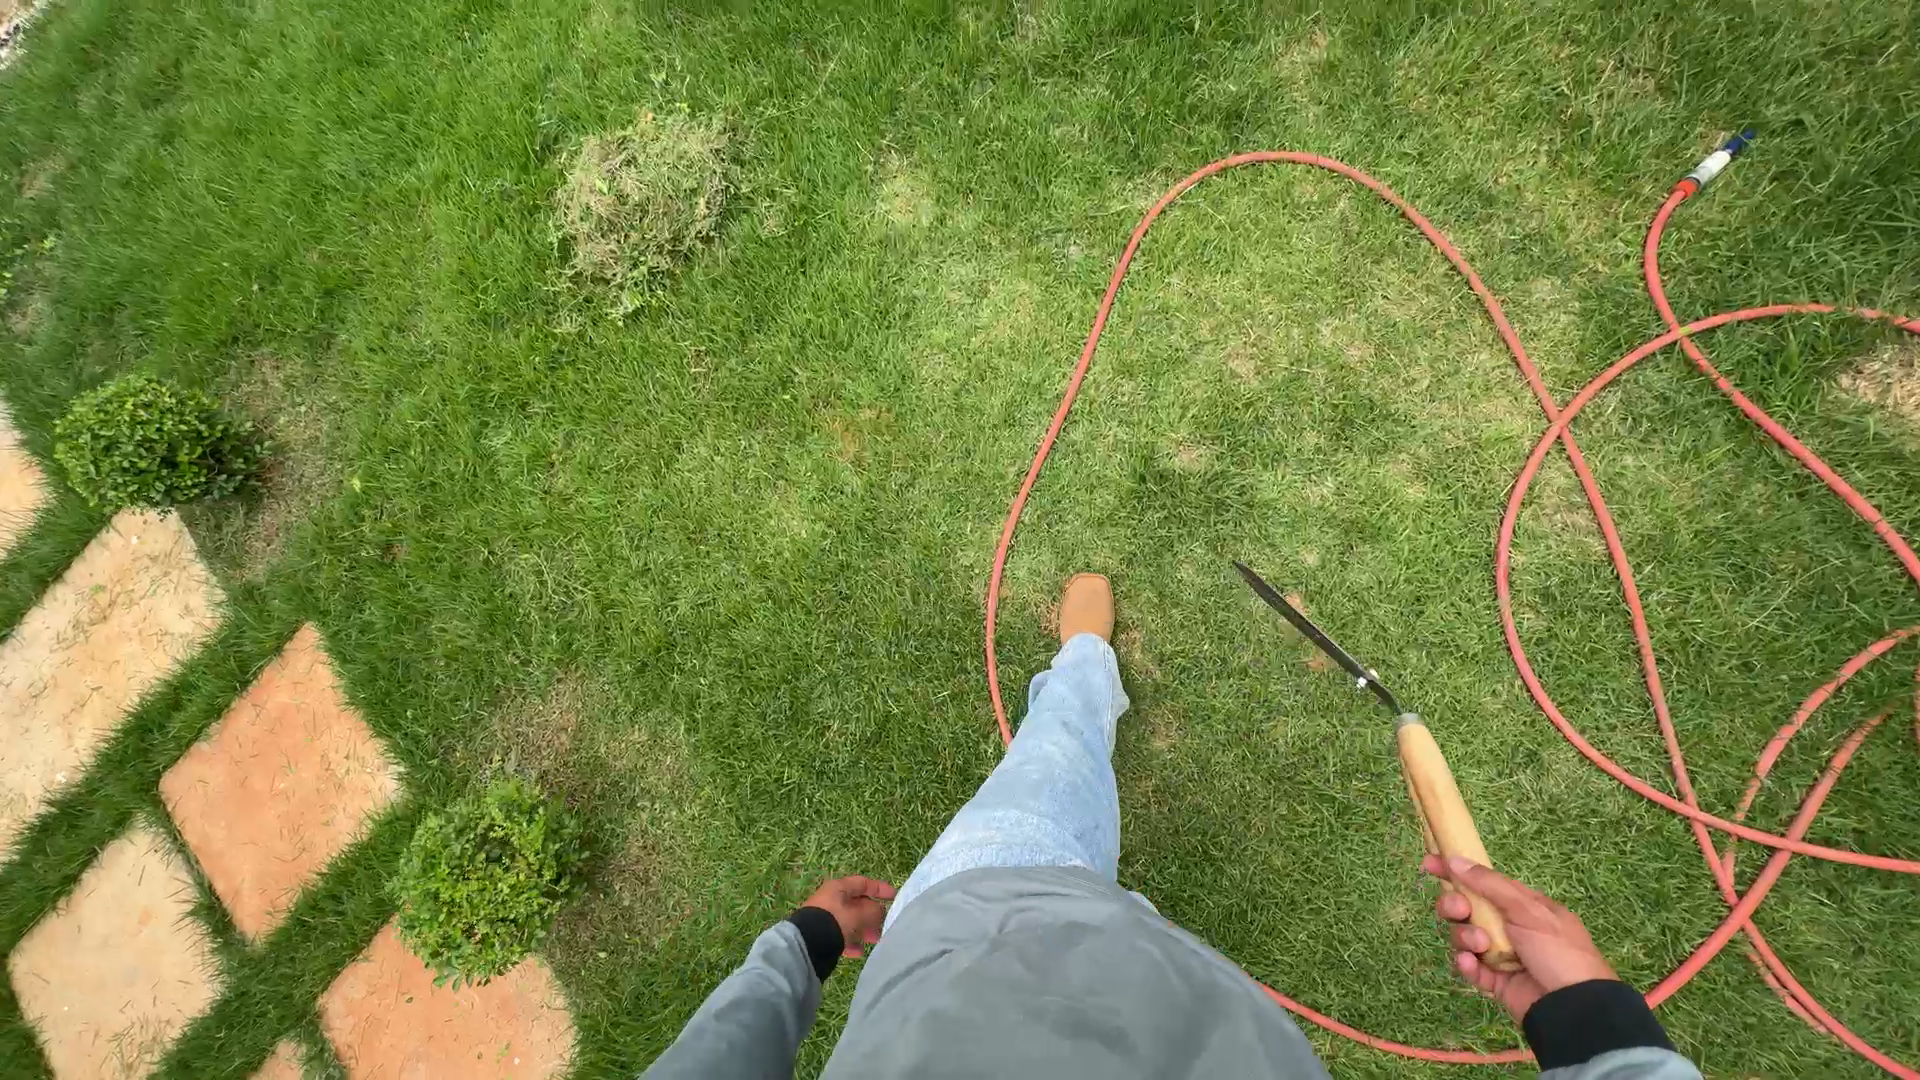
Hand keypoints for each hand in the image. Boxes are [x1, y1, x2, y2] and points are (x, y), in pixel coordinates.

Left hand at [802, 876, 895, 957]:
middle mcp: (831, 899)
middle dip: (872, 914)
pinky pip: (840, 934)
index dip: (880, 889)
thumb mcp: (859, 915)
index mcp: (839, 887)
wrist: (806, 944)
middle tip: (884, 924)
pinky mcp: (820, 933)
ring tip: (875, 939)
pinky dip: (851, 941)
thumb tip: (880, 911)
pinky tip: (858, 952)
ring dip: (863, 929)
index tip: (894, 897)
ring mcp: (824, 916)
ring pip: (850, 920)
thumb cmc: (835, 922)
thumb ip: (874, 911)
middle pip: (857, 903)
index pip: (864, 883)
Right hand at [1422, 854, 1616, 1021]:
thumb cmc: (1559, 952)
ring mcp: (1499, 954)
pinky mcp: (1493, 980)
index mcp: (1521, 907)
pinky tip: (1472, 964)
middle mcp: (1508, 927)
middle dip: (1454, 905)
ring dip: (1464, 936)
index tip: (1429, 863)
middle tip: (1460, 910)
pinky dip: (1466, 964)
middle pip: (1465, 907)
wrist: (1577, 1010)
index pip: (1482, 882)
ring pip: (1462, 935)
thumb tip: (1454, 859)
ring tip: (1480, 946)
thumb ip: (1490, 884)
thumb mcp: (1530, 911)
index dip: (1455, 871)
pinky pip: (1468, 966)